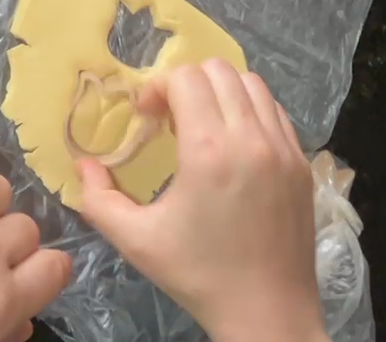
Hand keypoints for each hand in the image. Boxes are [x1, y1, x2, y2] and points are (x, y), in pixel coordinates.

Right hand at [77, 60, 325, 341]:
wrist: (269, 315)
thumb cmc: (200, 275)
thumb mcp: (138, 241)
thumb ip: (100, 199)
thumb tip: (83, 164)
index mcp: (209, 150)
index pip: (185, 78)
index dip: (159, 88)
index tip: (148, 118)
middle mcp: (250, 137)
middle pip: (217, 69)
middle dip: (187, 83)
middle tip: (172, 119)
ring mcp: (282, 147)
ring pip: (249, 82)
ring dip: (220, 91)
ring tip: (204, 124)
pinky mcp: (302, 160)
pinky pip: (274, 109)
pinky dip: (249, 108)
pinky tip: (234, 140)